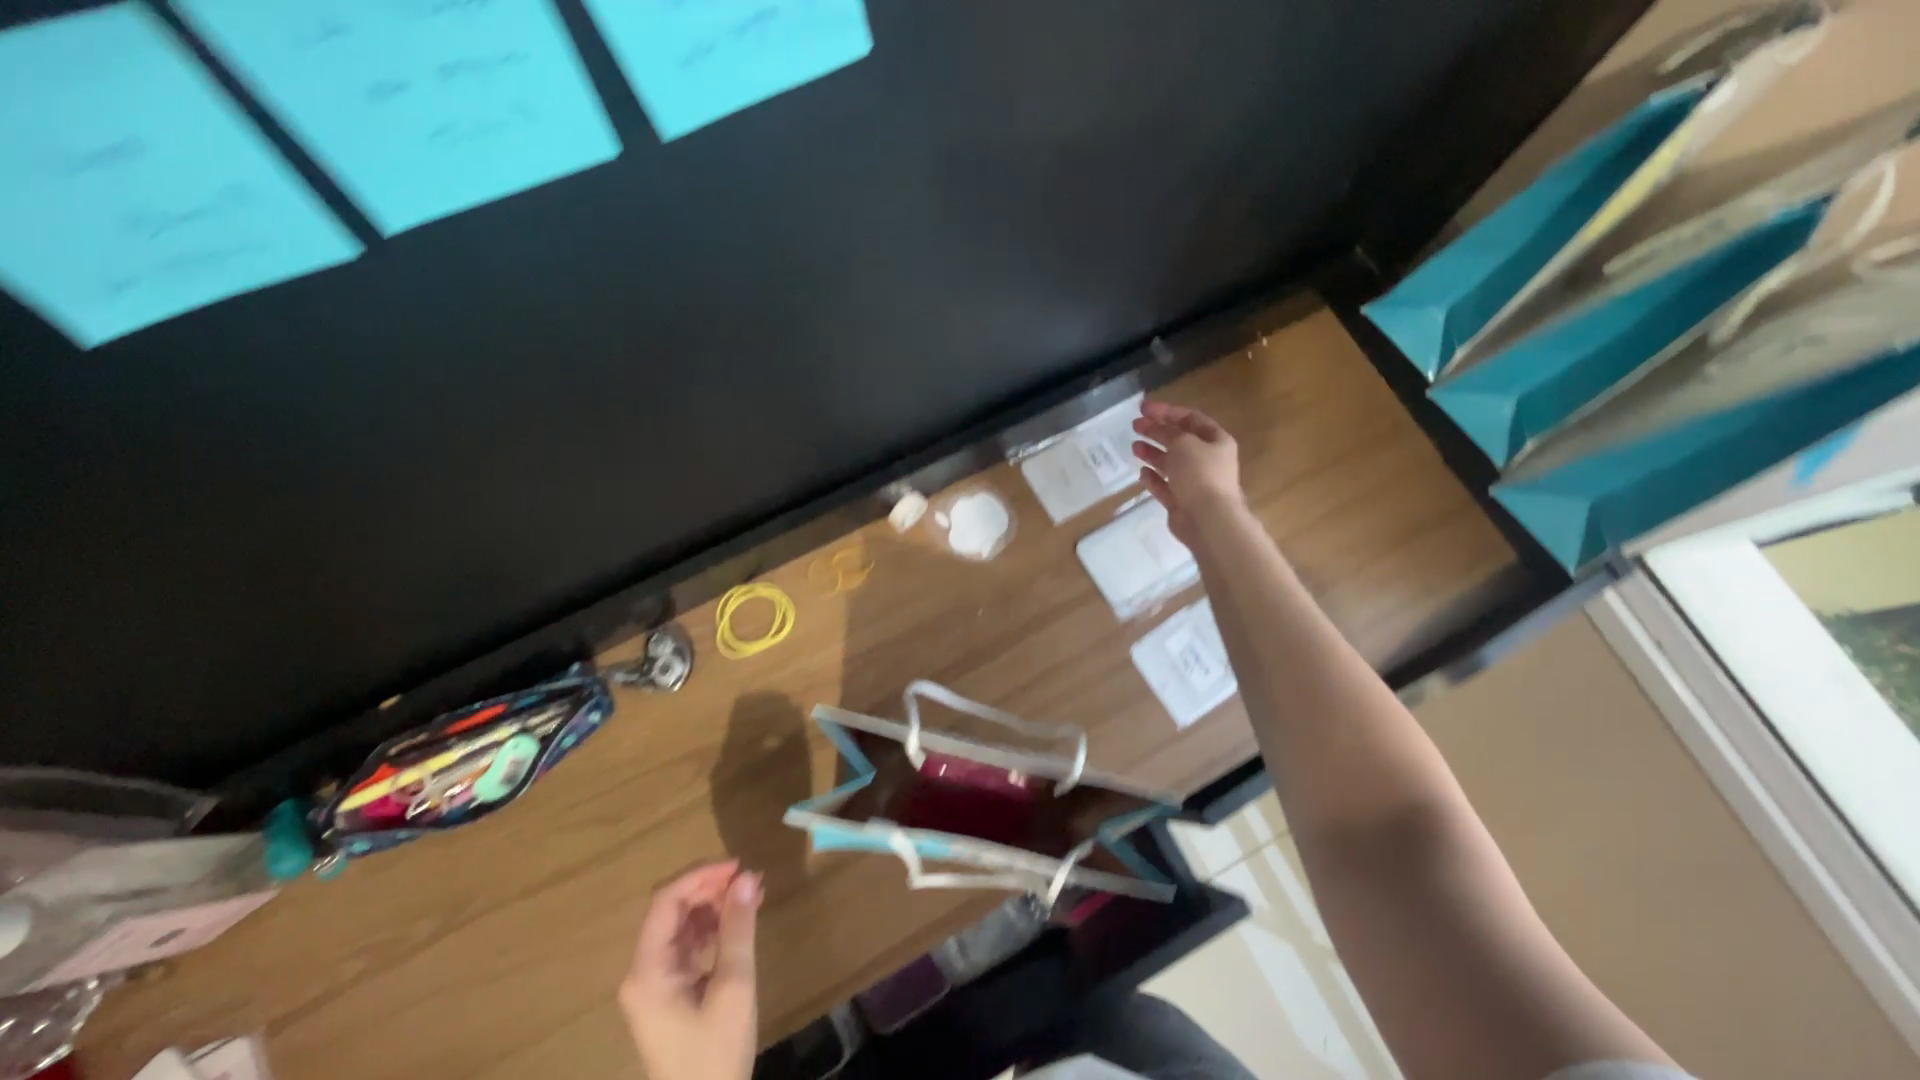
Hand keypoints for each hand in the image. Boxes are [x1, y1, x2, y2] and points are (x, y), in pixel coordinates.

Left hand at [619, 861, 763, 1079]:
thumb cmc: (716, 1054)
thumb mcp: (733, 988)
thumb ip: (738, 930)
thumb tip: (747, 878)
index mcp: (647, 970)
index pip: (665, 903)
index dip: (700, 876)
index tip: (737, 866)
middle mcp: (642, 972)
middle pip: (670, 912)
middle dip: (708, 889)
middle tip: (749, 879)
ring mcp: (654, 985)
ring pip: (680, 928)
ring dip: (713, 907)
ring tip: (751, 894)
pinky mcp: (669, 995)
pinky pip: (686, 948)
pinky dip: (712, 931)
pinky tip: (739, 922)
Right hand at [1133, 400, 1243, 544]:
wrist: (1207, 518)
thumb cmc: (1199, 473)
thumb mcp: (1183, 443)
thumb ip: (1168, 432)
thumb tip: (1157, 428)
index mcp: (1216, 441)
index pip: (1191, 419)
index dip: (1168, 411)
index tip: (1144, 408)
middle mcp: (1208, 460)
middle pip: (1179, 440)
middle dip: (1157, 431)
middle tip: (1135, 425)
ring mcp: (1195, 483)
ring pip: (1171, 463)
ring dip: (1153, 453)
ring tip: (1134, 447)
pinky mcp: (1182, 502)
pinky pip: (1165, 486)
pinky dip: (1154, 479)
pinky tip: (1142, 472)